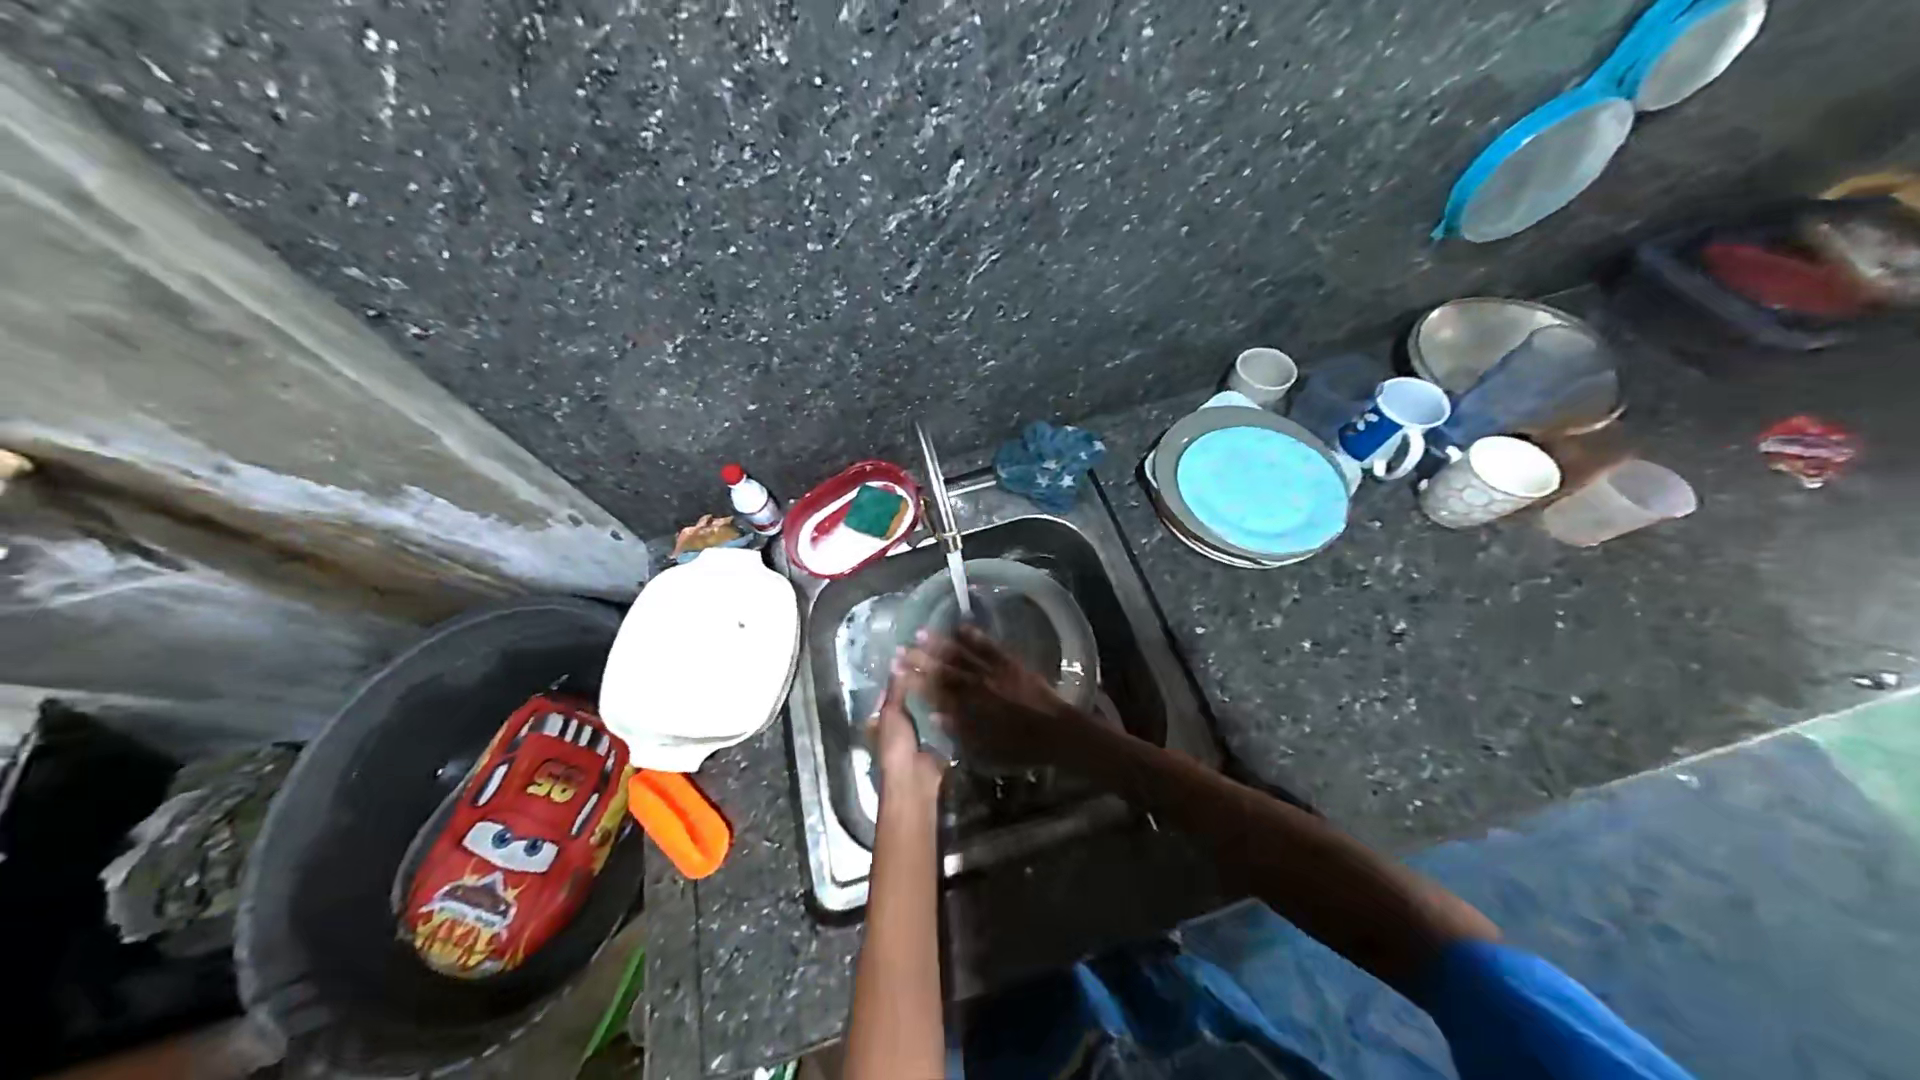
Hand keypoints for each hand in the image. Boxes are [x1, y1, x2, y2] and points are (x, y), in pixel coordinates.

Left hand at [868, 657, 945, 804]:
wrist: (915, 779)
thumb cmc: (896, 744)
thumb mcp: (892, 712)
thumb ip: (896, 689)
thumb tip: (896, 660)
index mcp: (879, 720)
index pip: (888, 693)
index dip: (898, 676)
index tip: (914, 656)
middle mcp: (895, 727)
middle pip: (906, 701)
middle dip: (917, 687)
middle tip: (934, 664)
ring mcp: (915, 736)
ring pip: (923, 711)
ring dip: (932, 699)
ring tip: (947, 676)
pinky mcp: (933, 744)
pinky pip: (938, 724)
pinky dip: (944, 714)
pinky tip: (955, 698)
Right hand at [901, 624, 1099, 769]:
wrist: (1057, 732)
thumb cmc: (1021, 747)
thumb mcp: (986, 749)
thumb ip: (959, 730)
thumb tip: (935, 713)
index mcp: (969, 709)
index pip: (934, 691)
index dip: (913, 680)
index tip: (896, 670)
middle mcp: (977, 686)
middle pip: (943, 670)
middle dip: (920, 659)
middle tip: (900, 649)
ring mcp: (994, 672)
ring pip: (962, 655)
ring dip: (940, 644)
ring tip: (921, 633)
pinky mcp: (1010, 663)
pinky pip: (988, 646)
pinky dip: (974, 635)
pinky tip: (960, 626)